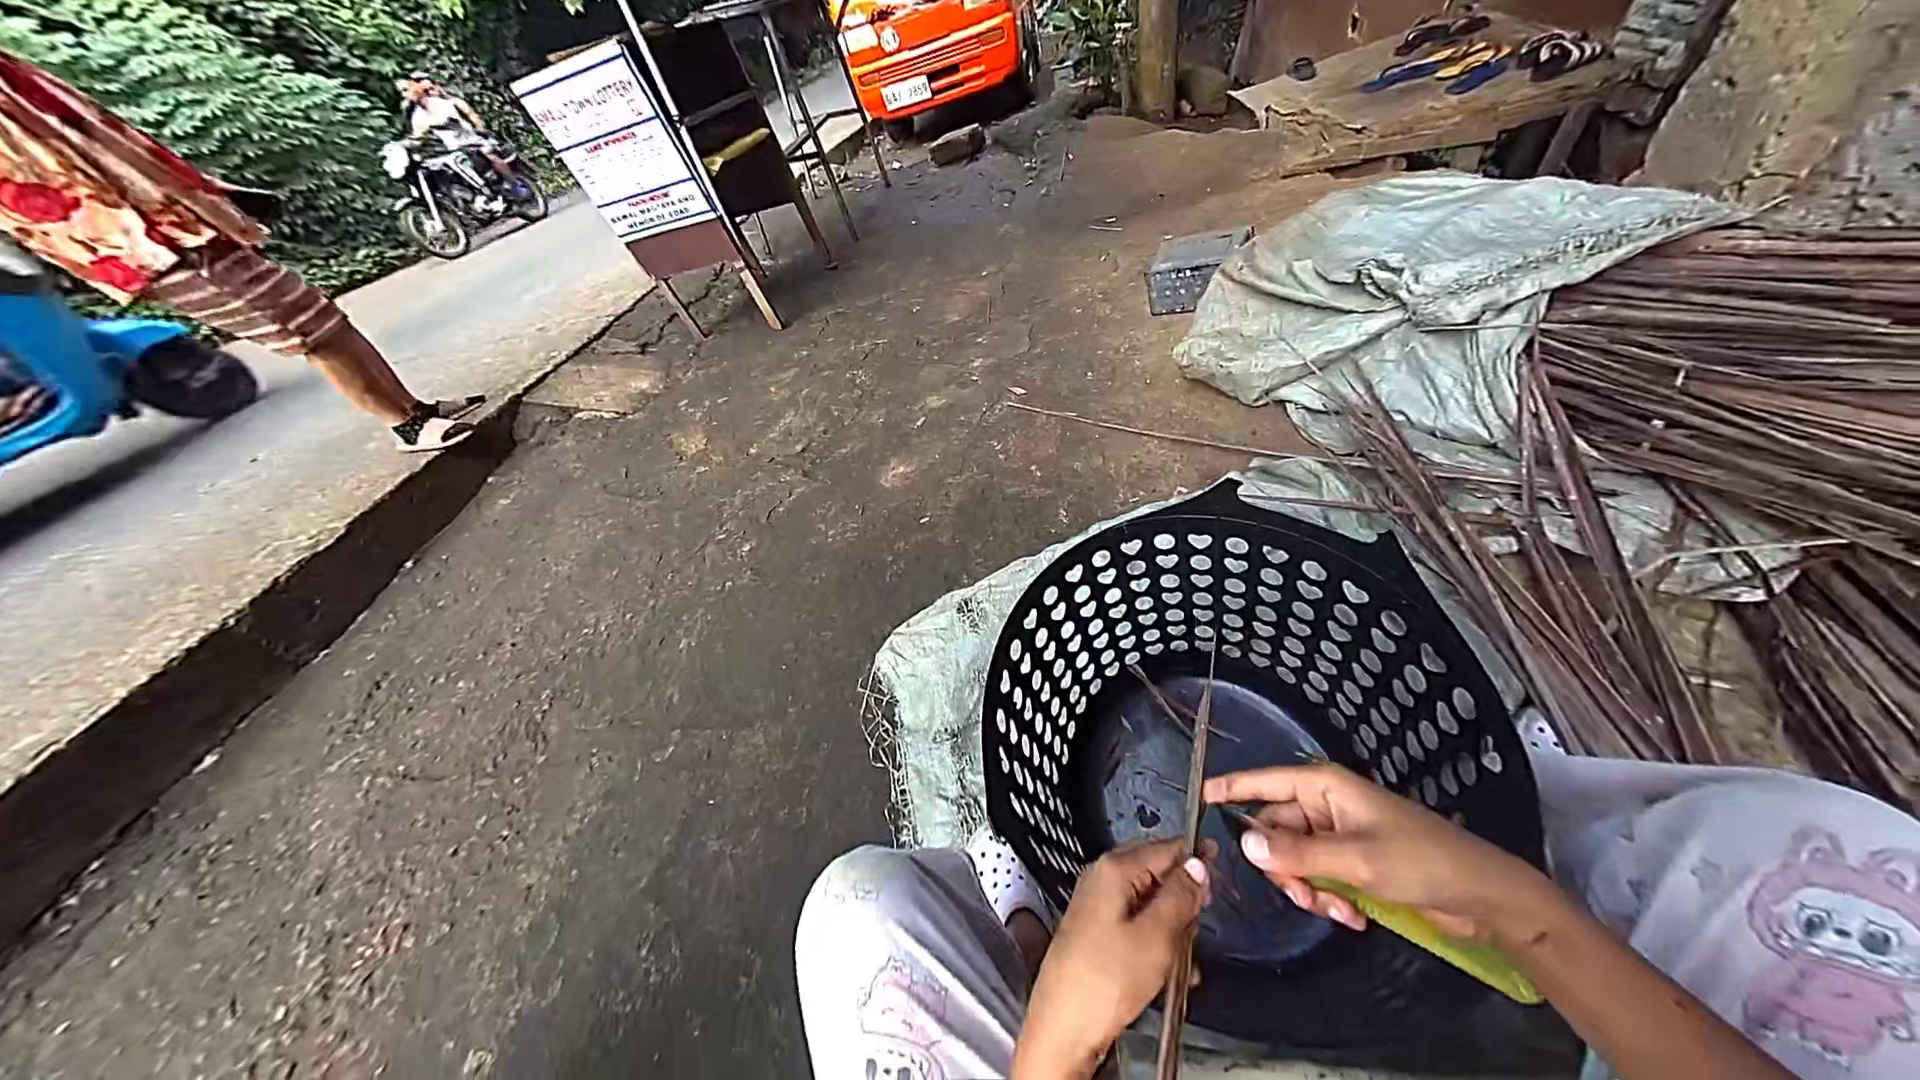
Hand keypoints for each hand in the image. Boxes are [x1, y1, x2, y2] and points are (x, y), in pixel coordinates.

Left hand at [1011, 838, 1211, 1079]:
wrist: (1063, 1024)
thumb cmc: (1106, 979)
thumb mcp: (1156, 937)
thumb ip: (1180, 897)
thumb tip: (1196, 864)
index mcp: (1114, 868)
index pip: (1165, 848)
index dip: (1195, 860)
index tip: (1220, 875)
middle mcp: (1102, 876)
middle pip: (1157, 872)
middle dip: (1183, 898)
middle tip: (1199, 927)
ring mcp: (1097, 902)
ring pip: (1149, 901)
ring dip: (1173, 926)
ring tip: (1185, 960)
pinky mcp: (1096, 928)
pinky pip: (1136, 922)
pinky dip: (1156, 940)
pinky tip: (1170, 971)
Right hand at [1203, 763, 1556, 942]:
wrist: (1485, 897)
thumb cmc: (1422, 860)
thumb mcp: (1357, 859)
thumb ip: (1298, 853)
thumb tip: (1244, 844)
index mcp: (1322, 786)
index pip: (1262, 781)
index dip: (1229, 789)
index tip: (1198, 797)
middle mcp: (1323, 805)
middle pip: (1274, 830)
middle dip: (1284, 866)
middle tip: (1301, 893)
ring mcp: (1335, 834)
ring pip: (1292, 859)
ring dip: (1307, 887)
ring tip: (1334, 908)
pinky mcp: (1349, 861)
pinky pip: (1315, 875)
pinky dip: (1326, 896)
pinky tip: (1351, 914)